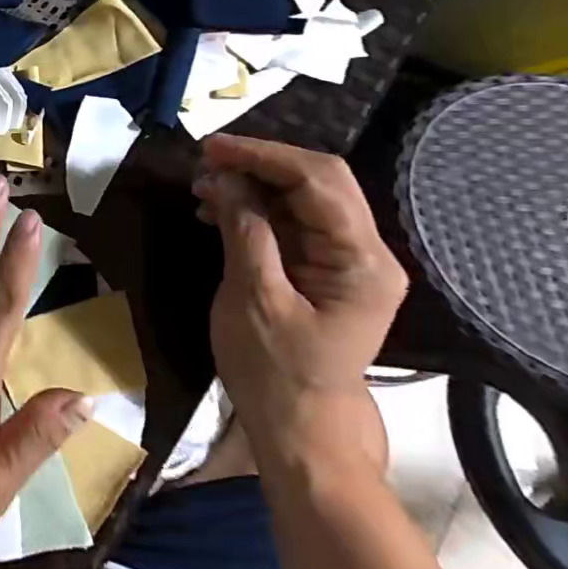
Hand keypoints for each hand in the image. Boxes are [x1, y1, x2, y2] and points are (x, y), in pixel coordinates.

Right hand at [193, 135, 407, 473]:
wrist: (297, 420)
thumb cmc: (274, 365)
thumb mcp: (253, 298)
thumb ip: (246, 233)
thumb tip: (225, 179)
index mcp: (361, 262)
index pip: (320, 183)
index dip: (265, 156)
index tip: (210, 148)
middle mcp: (364, 253)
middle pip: (320, 182)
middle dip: (261, 162)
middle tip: (205, 159)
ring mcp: (344, 260)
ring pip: (302, 199)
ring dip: (253, 183)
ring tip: (203, 186)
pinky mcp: (320, 269)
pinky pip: (289, 221)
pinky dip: (252, 206)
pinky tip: (217, 208)